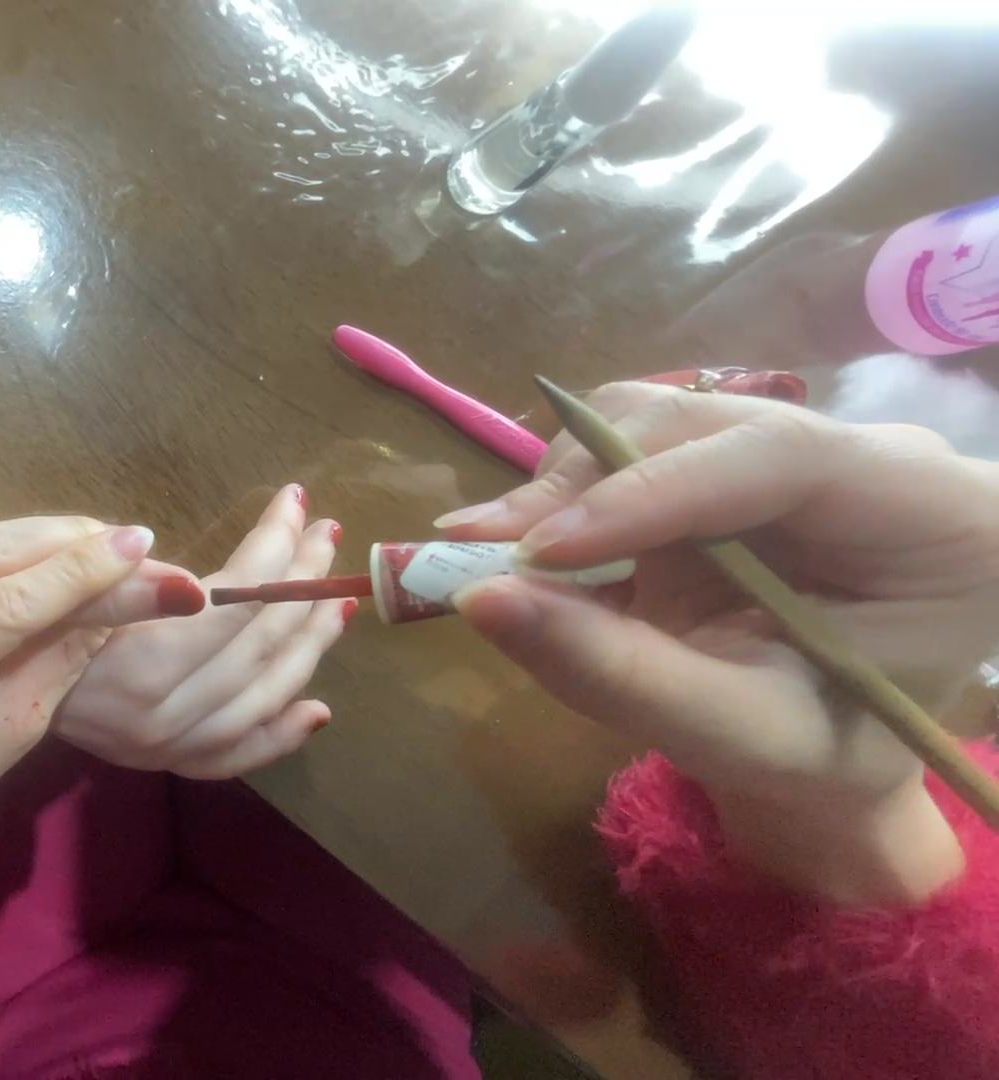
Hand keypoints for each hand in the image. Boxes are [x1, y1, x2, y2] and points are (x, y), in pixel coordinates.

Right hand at [55, 484, 352, 778]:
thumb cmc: (13, 621)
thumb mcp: (55, 579)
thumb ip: (122, 571)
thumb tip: (173, 557)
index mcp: (140, 665)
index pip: (235, 601)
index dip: (274, 546)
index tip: (296, 500)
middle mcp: (165, 717)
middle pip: (261, 645)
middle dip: (302, 580)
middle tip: (327, 534)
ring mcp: (169, 748)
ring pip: (265, 696)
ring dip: (310, 643)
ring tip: (337, 601)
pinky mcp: (166, 763)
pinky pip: (238, 754)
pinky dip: (283, 732)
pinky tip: (318, 709)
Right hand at [438, 385, 998, 903]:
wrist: (816, 747)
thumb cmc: (804, 752)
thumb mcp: (723, 731)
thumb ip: (609, 668)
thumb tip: (476, 596)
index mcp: (936, 517)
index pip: (775, 455)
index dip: (641, 492)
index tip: (535, 552)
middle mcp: (862, 458)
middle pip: (690, 421)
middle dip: (576, 484)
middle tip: (484, 548)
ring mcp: (779, 451)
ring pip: (639, 418)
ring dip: (558, 482)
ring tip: (510, 554)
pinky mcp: (709, 465)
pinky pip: (614, 445)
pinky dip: (558, 492)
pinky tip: (540, 548)